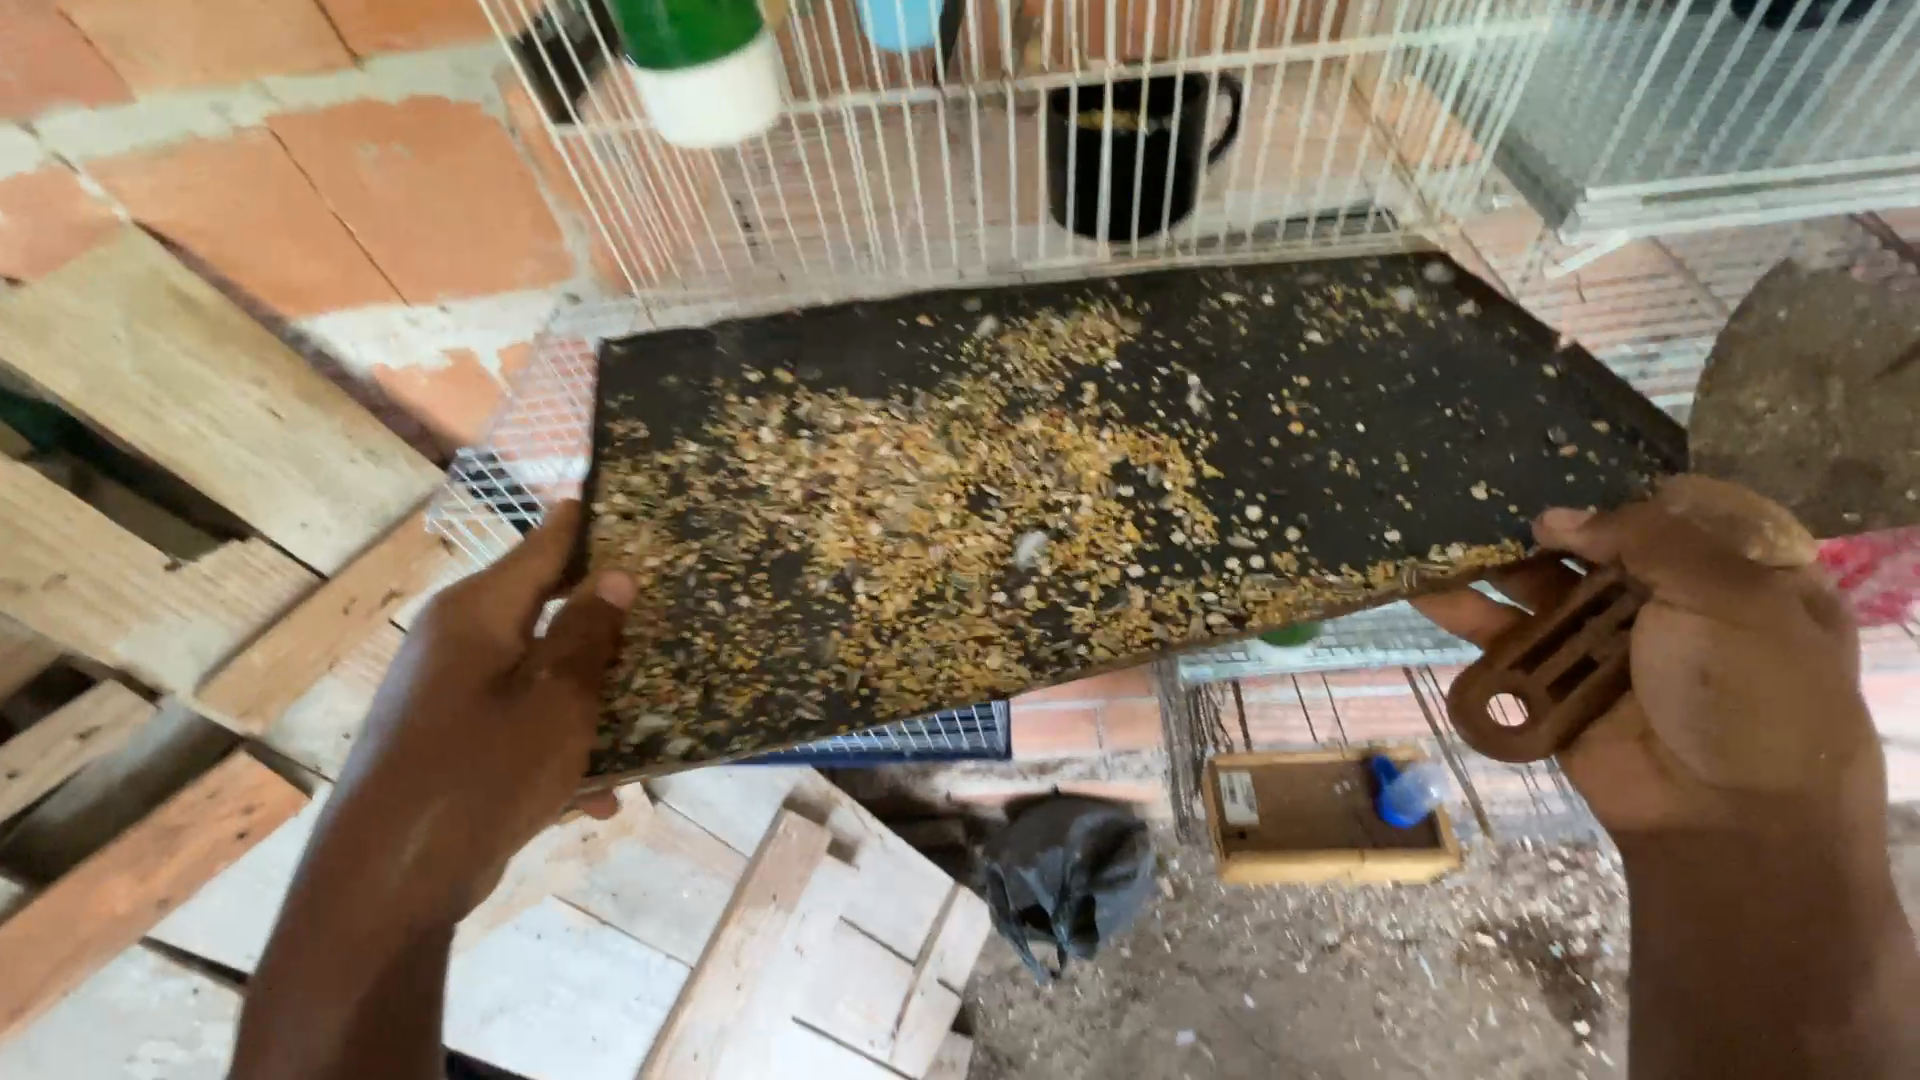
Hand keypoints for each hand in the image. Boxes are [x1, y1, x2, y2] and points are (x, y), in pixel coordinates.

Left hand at [328, 501, 634, 921]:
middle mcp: (457, 643)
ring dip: (592, 693)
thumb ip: (588, 632)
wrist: (383, 891)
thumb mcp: (556, 700)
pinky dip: (561, 747)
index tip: (636, 506)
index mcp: (478, 615)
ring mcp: (448, 696)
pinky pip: (521, 725)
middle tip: (669, 616)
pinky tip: (601, 794)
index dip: (589, 524)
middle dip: (606, 619)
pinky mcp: (450, 744)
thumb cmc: (481, 775)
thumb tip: (616, 575)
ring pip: (541, 672)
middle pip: (546, 609)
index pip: (545, 545)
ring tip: (650, 709)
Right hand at [1414, 477, 1885, 848]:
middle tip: (1488, 505)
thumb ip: (1647, 539)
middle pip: (1595, 553)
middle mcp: (1671, 609)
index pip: (1676, 518)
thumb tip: (1556, 518)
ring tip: (1443, 541)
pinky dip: (1465, 617)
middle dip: (1545, 532)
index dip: (1623, 497)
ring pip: (1540, 594)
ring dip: (1494, 569)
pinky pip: (1504, 641)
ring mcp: (1607, 648)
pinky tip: (1426, 592)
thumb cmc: (1750, 694)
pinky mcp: (1554, 683)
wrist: (1721, 814)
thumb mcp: (1729, 596)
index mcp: (1738, 581)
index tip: (1570, 473)